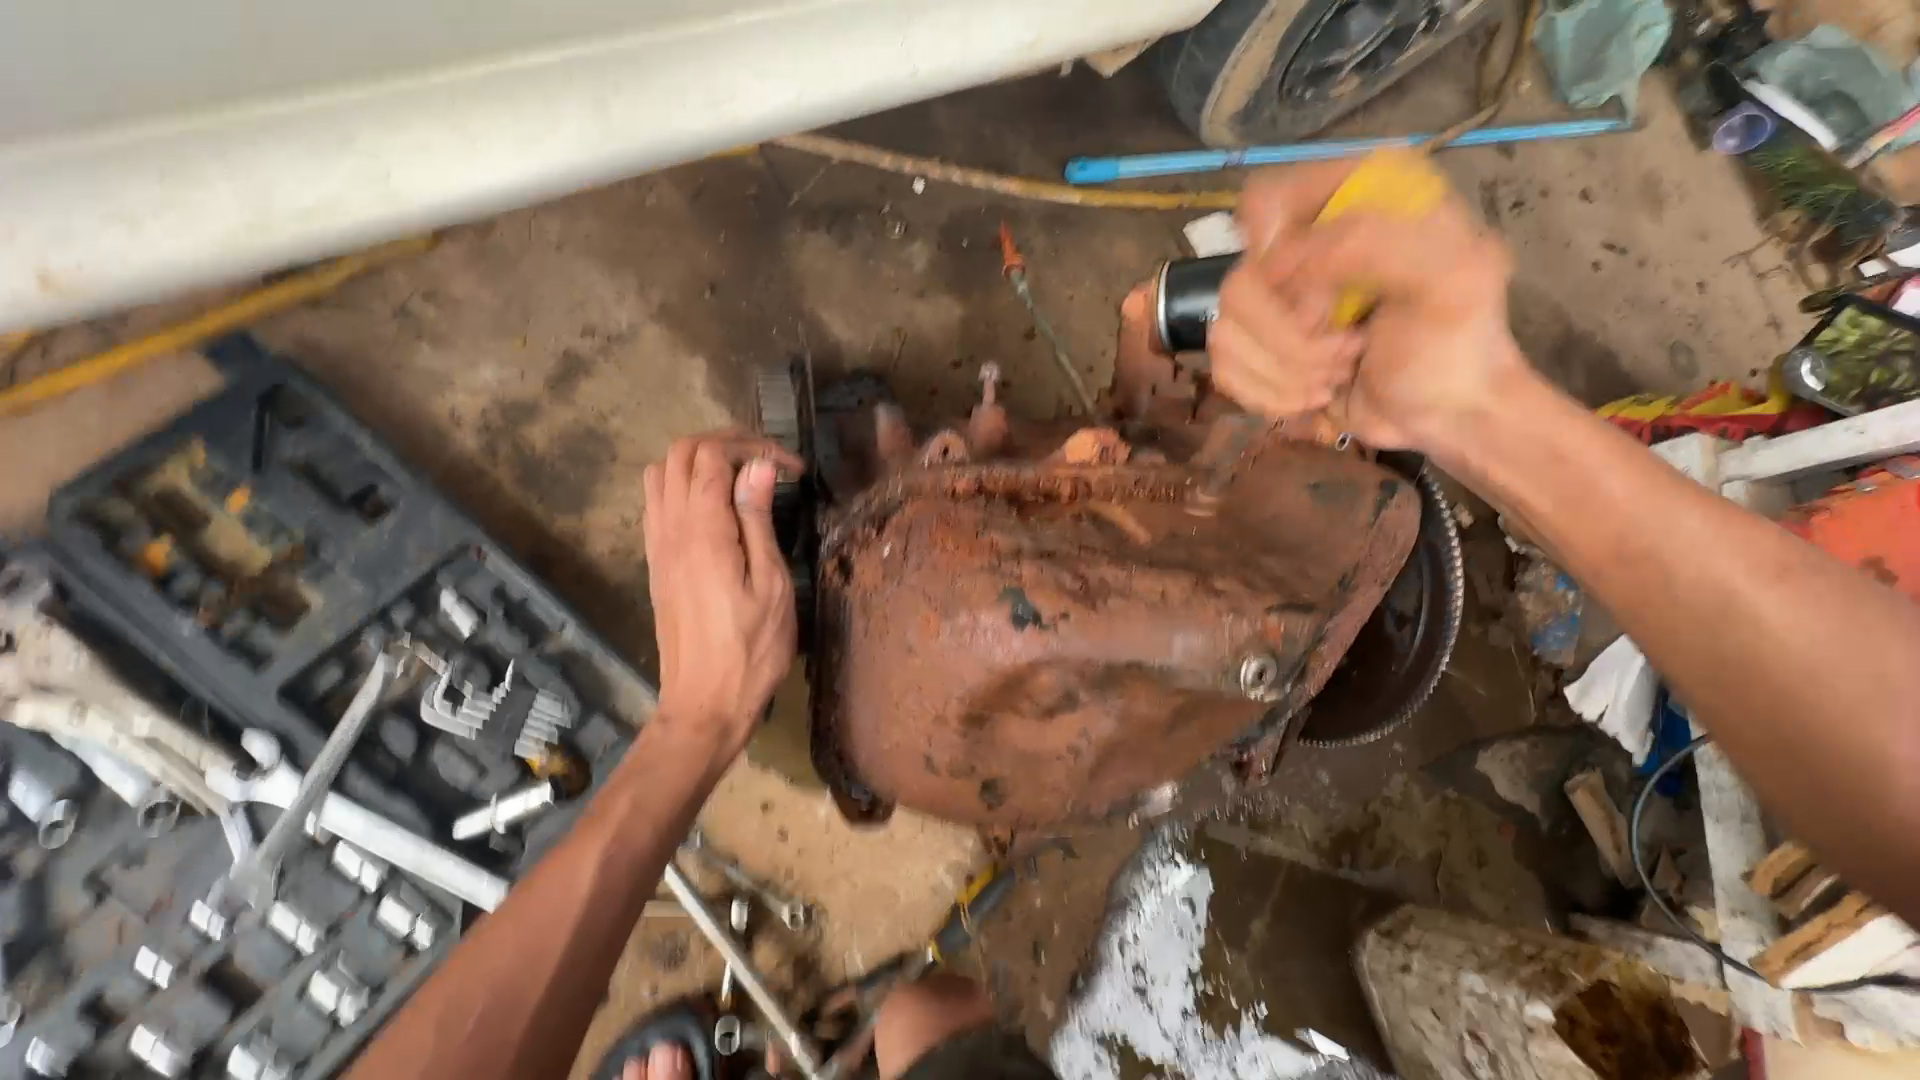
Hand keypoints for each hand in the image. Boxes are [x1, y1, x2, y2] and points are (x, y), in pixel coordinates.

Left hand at [642, 431, 803, 756]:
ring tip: (740, 476)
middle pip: (680, 453)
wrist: (704, 702)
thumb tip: (758, 467)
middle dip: (725, 442)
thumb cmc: (751, 650)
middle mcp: (670, 529)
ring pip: (661, 472)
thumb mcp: (771, 586)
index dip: (753, 448)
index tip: (791, 470)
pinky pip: (656, 502)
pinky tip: (716, 507)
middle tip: (766, 461)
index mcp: (703, 531)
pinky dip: (684, 484)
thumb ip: (758, 520)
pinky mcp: (655, 562)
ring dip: (699, 460)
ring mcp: (657, 545)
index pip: (714, 456)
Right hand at [1208, 157, 1528, 452]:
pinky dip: (1270, 394)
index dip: (1271, 250)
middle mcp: (1304, 246)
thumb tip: (1275, 265)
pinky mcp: (1260, 349)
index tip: (1300, 291)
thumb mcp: (1452, 277)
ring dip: (1286, 370)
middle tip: (1345, 350)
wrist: (1444, 415)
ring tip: (1337, 375)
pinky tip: (1313, 396)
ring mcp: (1276, 302)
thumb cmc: (1457, 346)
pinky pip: (1225, 368)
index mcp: (1353, 202)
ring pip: (1227, 331)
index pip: (1266, 201)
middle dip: (1290, 336)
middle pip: (1240, 282)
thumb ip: (1374, 245)